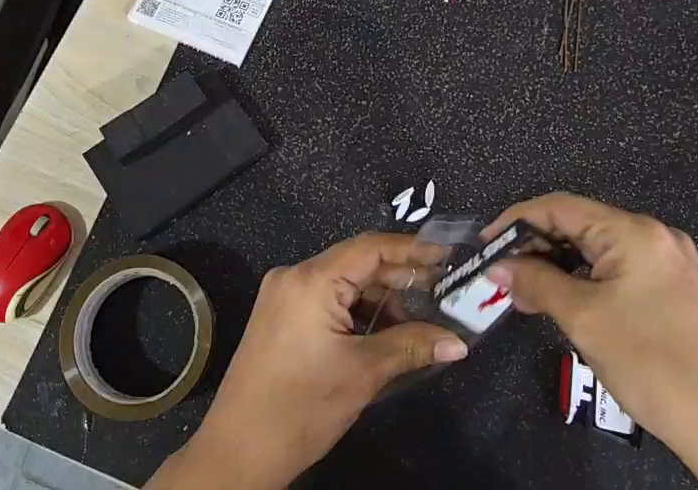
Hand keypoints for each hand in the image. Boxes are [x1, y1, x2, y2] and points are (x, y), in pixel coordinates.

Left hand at [146, 233, 467, 489]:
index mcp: (312, 279)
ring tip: (420, 318)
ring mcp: (283, 295)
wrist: (239, 450)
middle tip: (443, 290)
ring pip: (343, 283)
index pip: (370, 247)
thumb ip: (411, 347)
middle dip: (400, 278)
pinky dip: (357, 311)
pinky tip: (384, 331)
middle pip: (357, 263)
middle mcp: (294, 276)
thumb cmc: (302, 407)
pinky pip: (327, 299)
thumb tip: (459, 342)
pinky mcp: (280, 316)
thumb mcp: (363, 374)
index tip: (448, 256)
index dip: (412, 250)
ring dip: (380, 298)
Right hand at [484, 195, 697, 489]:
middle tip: (501, 278)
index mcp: (634, 231)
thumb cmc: (651, 363)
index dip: (516, 222)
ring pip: (598, 250)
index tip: (484, 247)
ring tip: (526, 296)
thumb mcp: (584, 319)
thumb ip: (536, 283)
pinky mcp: (675, 290)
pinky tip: (564, 304)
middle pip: (580, 225)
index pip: (560, 206)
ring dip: (558, 267)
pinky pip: (618, 270)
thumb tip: (498, 266)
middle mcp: (655, 236)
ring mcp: (669, 263)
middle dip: (536, 247)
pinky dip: (585, 281)